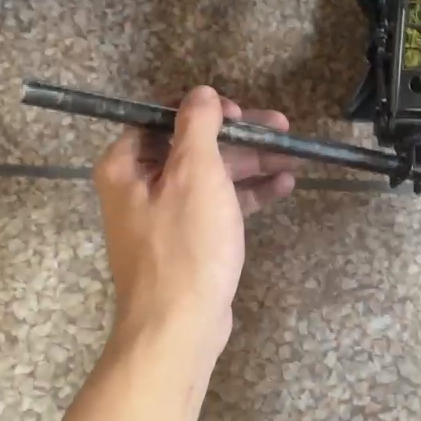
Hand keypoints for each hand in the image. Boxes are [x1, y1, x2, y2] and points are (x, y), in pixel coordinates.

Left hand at [93, 86, 298, 368]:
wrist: (179, 328)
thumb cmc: (185, 245)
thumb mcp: (195, 173)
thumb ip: (197, 125)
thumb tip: (201, 92)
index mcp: (127, 166)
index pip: (165, 118)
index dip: (206, 110)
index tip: (240, 113)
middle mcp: (139, 186)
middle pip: (194, 144)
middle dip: (241, 137)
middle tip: (281, 127)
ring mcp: (164, 215)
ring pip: (212, 173)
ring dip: (252, 162)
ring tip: (293, 154)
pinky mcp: (187, 240)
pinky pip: (219, 203)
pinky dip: (248, 192)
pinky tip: (283, 185)